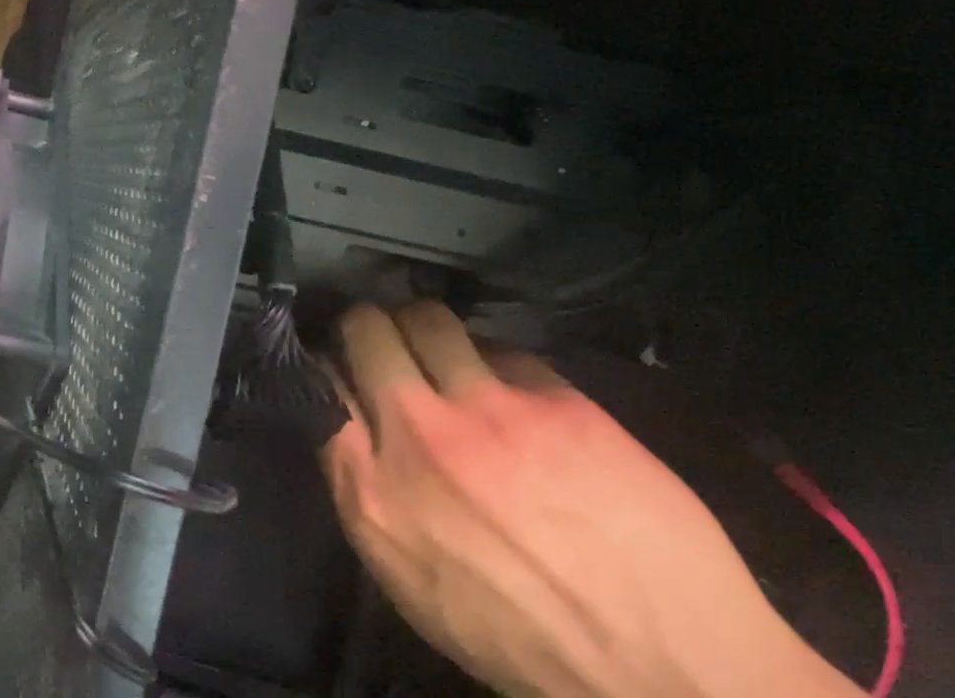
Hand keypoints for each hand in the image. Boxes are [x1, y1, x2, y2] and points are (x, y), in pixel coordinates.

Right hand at [320, 302, 862, 697]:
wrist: (662, 667)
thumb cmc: (517, 634)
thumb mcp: (405, 578)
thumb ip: (363, 490)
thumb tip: (350, 425)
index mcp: (371, 489)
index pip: (320, 384)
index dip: (327, 367)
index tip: (341, 369)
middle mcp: (418, 432)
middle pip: (366, 330)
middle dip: (367, 326)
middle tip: (384, 341)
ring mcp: (490, 409)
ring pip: (431, 319)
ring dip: (427, 330)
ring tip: (448, 356)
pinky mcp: (559, 400)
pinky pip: (508, 353)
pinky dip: (500, 369)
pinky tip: (520, 402)